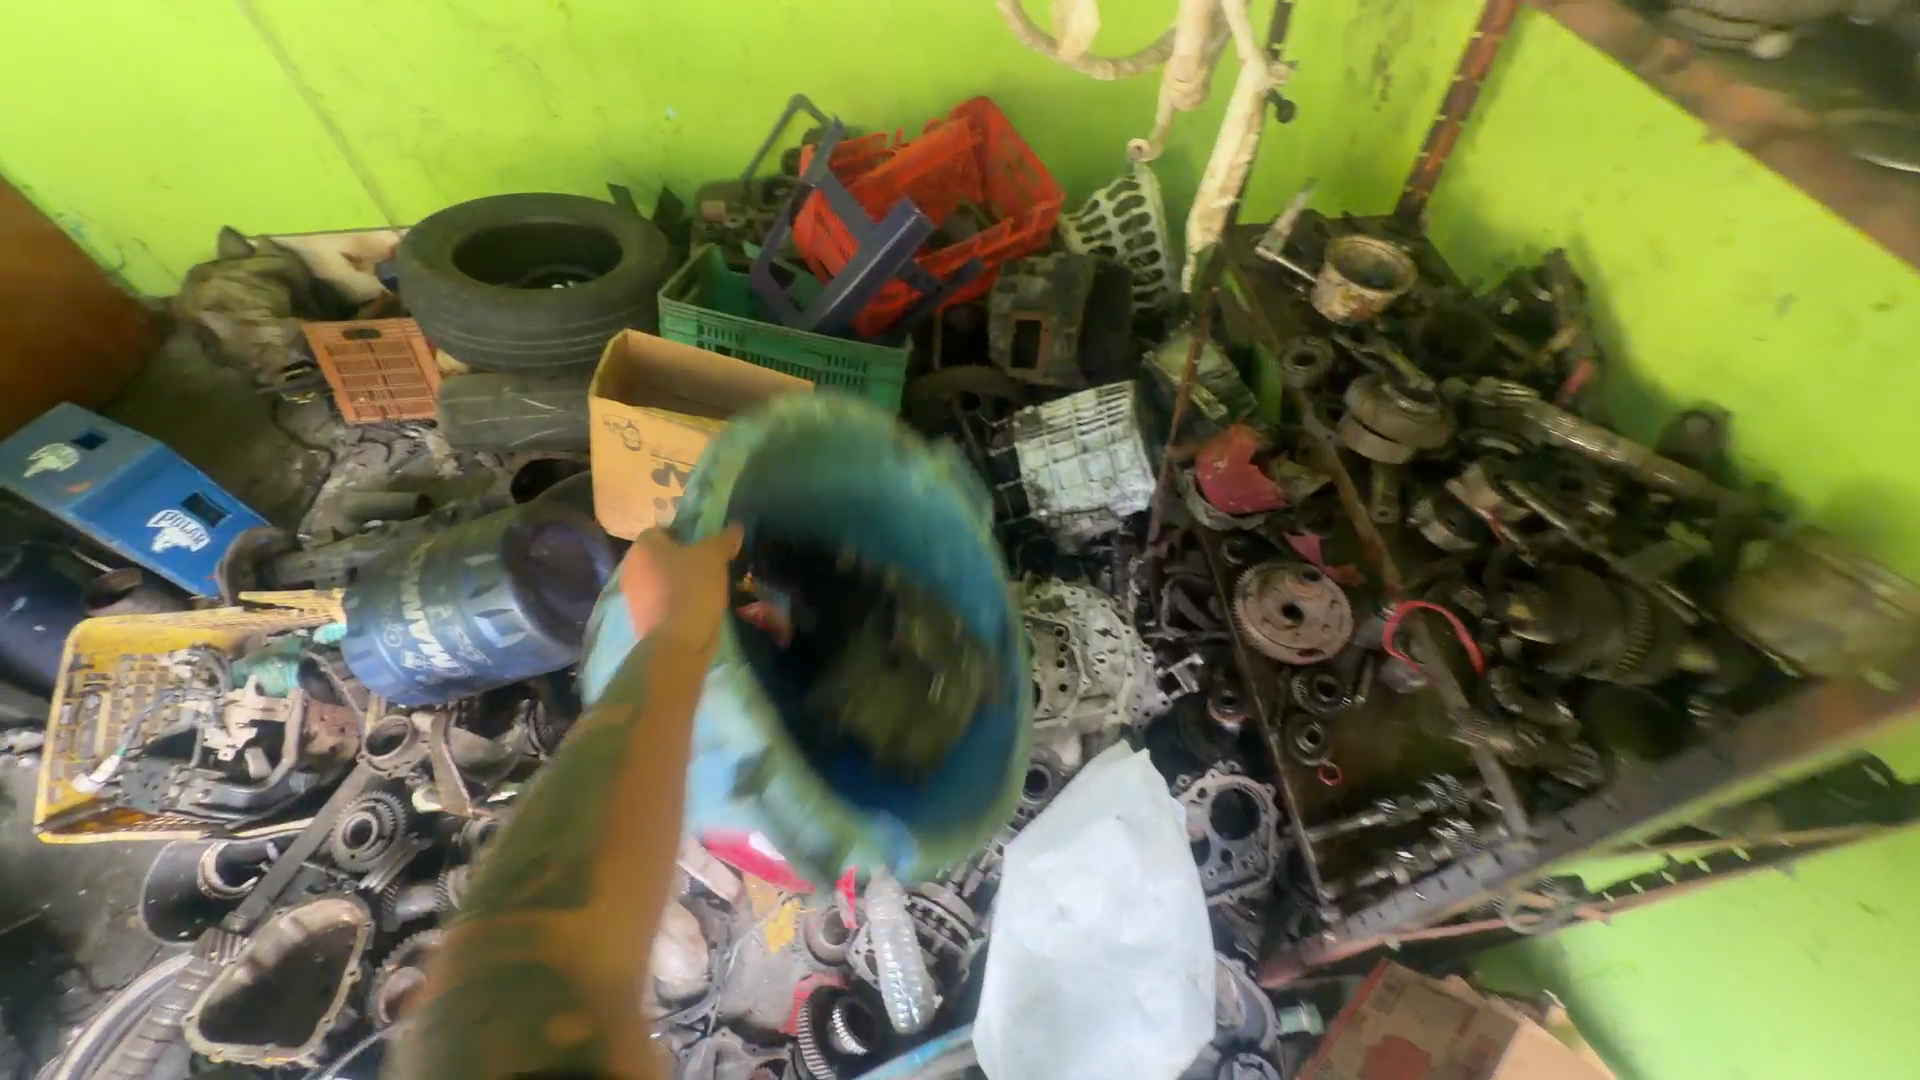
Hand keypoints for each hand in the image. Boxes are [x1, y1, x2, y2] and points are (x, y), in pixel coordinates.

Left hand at [618, 524, 743, 653]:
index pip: (664, 530)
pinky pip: (663, 601)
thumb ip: (724, 539)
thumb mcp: (714, 557)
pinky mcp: (641, 619)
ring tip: (707, 590)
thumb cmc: (692, 588)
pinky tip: (697, 609)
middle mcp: (631, 567)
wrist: (677, 641)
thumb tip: (735, 527)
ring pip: (663, 580)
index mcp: (643, 546)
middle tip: (711, 567)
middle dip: (684, 560)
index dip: (687, 535)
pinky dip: (677, 603)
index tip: (707, 547)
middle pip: (662, 556)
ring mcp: (633, 596)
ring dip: (681, 582)